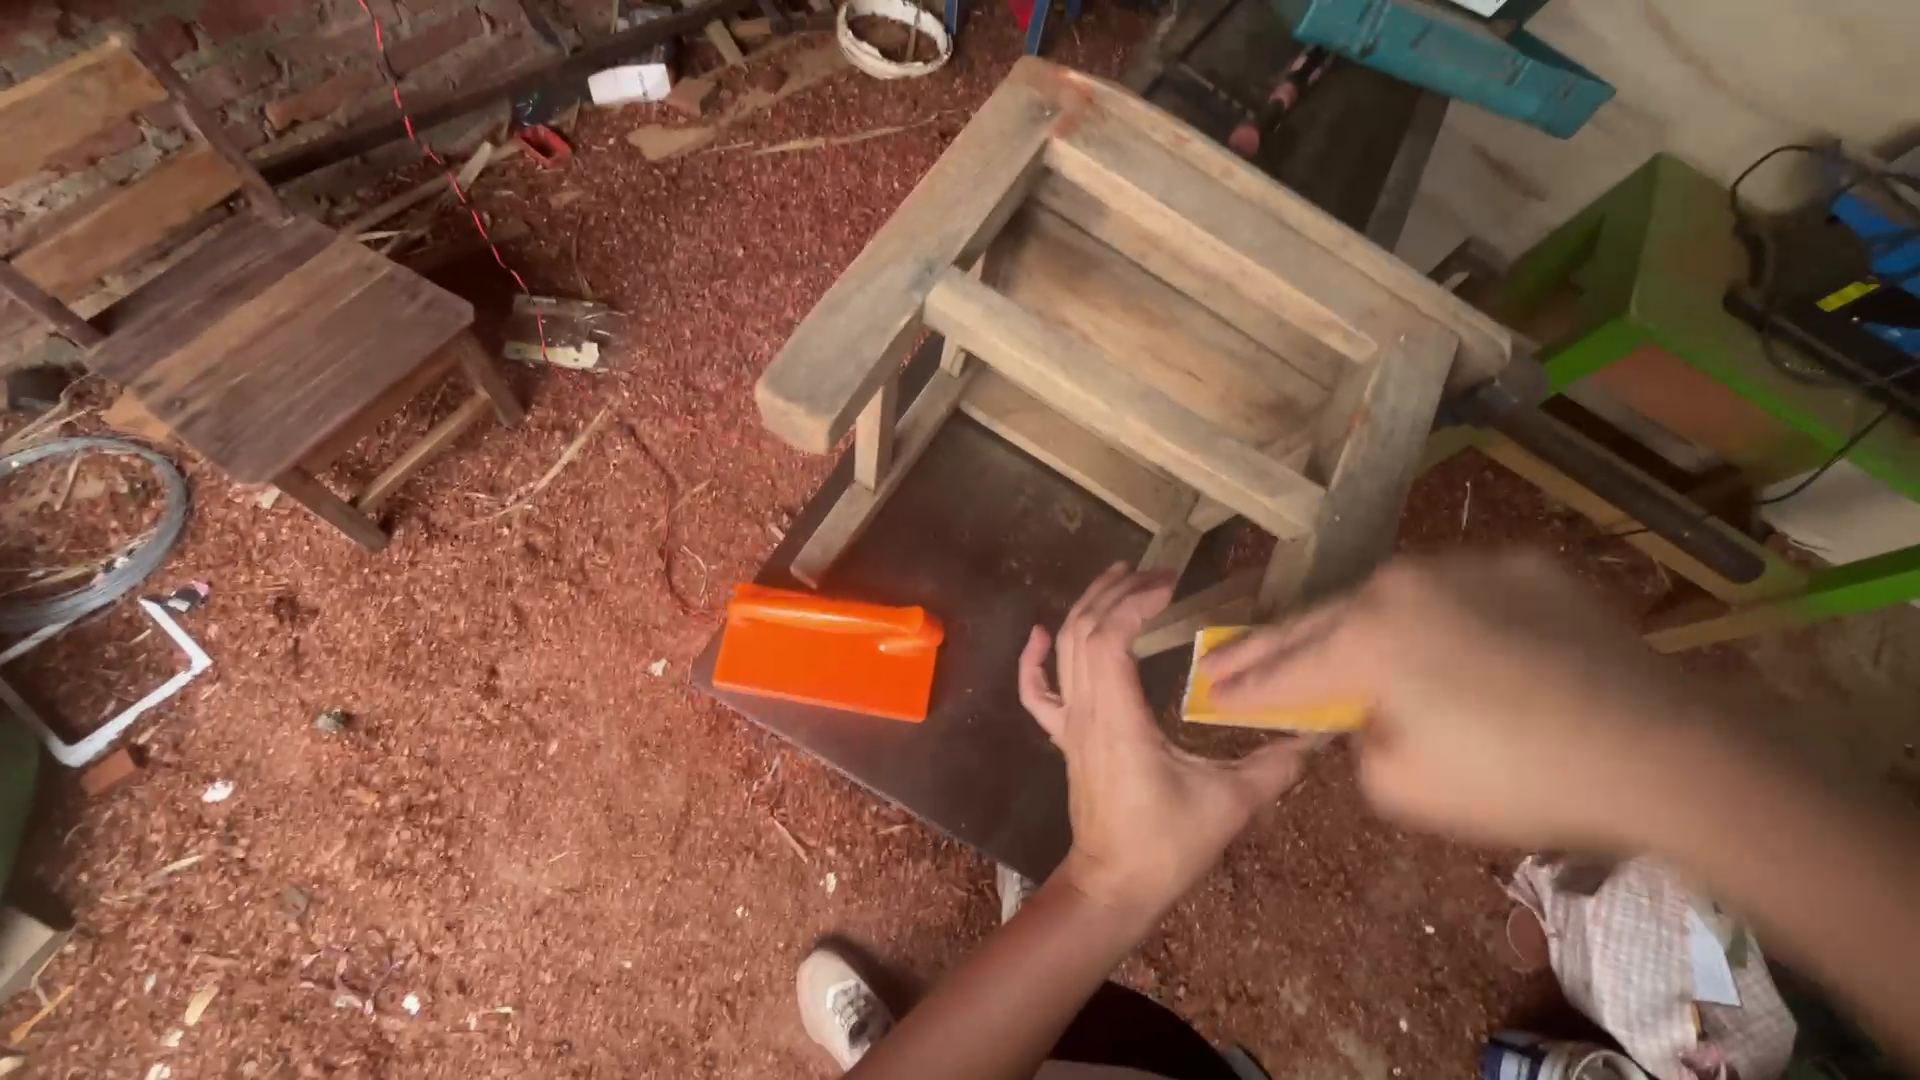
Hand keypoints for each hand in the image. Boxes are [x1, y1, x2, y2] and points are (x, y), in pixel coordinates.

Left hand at [1019, 564, 1310, 922]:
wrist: (1113, 885)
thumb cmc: (1166, 845)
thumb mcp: (1229, 804)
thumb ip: (1274, 766)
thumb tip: (1318, 736)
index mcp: (1118, 719)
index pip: (1109, 639)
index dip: (1134, 603)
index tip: (1171, 585)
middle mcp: (1085, 711)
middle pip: (1083, 632)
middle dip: (1116, 593)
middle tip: (1156, 574)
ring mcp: (1068, 725)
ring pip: (1063, 652)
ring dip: (1086, 609)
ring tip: (1115, 577)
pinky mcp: (1064, 739)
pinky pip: (1036, 693)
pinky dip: (1033, 659)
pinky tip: (1041, 633)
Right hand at [1202, 552, 1715, 851]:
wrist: (1668, 753)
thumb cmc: (1516, 779)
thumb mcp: (1402, 786)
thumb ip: (1354, 742)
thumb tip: (1361, 714)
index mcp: (1364, 637)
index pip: (1283, 666)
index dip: (1241, 684)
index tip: (1206, 686)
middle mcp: (1399, 585)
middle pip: (1320, 620)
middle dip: (1273, 646)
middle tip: (1232, 658)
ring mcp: (1464, 567)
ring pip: (1386, 599)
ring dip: (1357, 628)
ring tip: (1337, 649)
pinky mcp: (1522, 568)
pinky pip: (1456, 593)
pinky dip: (1439, 620)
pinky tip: (1453, 649)